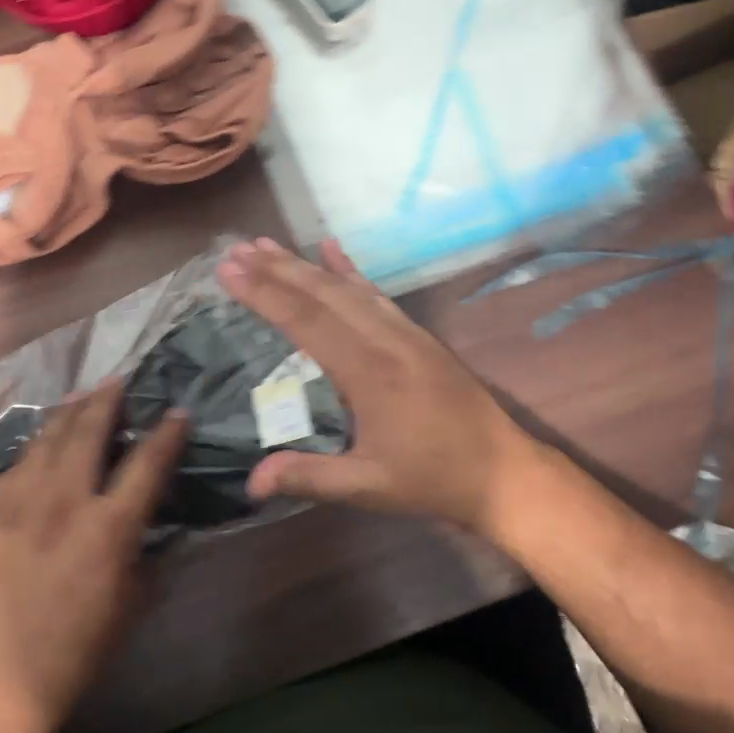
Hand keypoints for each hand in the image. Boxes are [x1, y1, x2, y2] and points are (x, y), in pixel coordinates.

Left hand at [0, 382, 184, 732]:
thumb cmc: (68, 658)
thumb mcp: (126, 612)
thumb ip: (146, 560)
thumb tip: (156, 530)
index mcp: (108, 528)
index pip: (147, 463)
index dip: (166, 433)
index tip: (176, 412)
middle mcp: (64, 500)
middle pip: (88, 429)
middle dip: (107, 399)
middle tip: (118, 382)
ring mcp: (16, 500)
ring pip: (46, 438)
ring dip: (69, 413)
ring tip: (82, 398)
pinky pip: (15, 466)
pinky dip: (35, 449)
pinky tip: (40, 447)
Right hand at [218, 238, 563, 536]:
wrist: (503, 472)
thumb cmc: (433, 479)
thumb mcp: (369, 487)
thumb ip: (309, 478)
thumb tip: (250, 482)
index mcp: (369, 373)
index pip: (306, 321)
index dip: (265, 294)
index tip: (230, 270)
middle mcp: (386, 341)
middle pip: (324, 294)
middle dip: (278, 270)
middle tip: (236, 249)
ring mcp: (405, 333)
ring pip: (349, 288)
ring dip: (306, 265)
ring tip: (268, 245)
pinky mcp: (419, 336)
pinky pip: (377, 295)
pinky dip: (351, 271)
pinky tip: (333, 250)